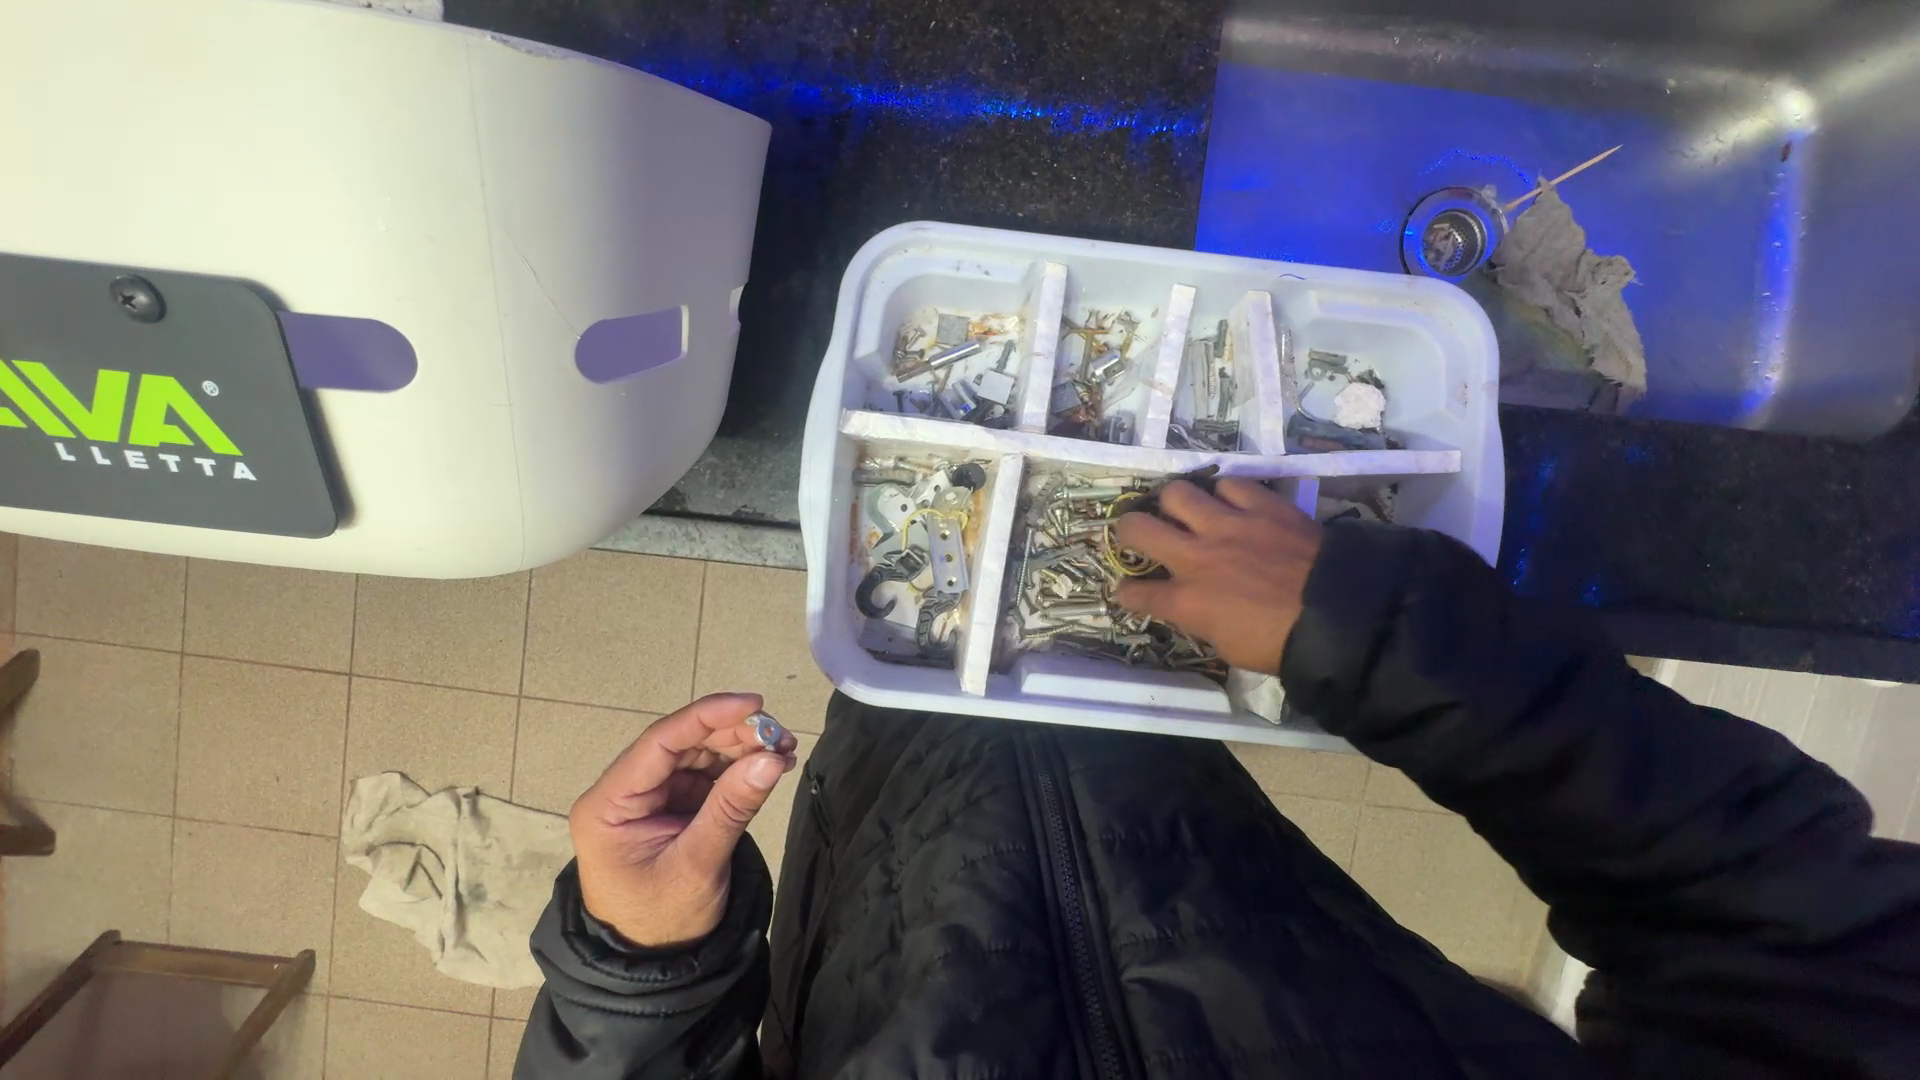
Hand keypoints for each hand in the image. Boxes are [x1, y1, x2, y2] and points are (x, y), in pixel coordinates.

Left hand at [569, 692, 796, 947]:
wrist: (657, 965)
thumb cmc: (662, 920)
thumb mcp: (698, 865)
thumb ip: (732, 807)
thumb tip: (772, 758)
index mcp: (610, 803)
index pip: (660, 741)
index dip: (708, 715)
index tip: (754, 704)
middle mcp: (627, 789)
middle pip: (684, 742)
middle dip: (735, 733)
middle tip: (781, 736)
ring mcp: (654, 795)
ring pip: (701, 751)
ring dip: (744, 746)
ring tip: (785, 749)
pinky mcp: (677, 803)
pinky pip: (711, 771)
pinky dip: (742, 765)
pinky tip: (772, 763)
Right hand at [1111, 478, 1323, 672]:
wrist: (1340, 616)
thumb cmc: (1281, 644)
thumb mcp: (1228, 647)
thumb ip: (1201, 620)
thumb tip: (1194, 607)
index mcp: (1186, 601)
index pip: (1136, 592)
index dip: (1126, 592)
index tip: (1127, 591)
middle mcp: (1195, 556)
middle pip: (1138, 528)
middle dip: (1128, 530)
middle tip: (1138, 533)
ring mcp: (1227, 525)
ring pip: (1176, 493)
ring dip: (1172, 502)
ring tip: (1183, 509)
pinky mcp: (1261, 505)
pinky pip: (1228, 484)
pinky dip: (1223, 493)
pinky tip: (1228, 502)